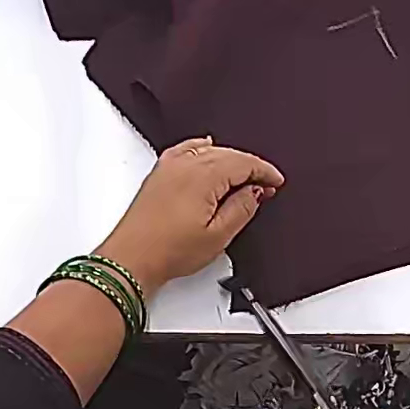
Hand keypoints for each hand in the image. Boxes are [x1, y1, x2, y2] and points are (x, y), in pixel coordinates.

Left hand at [96, 137, 284, 294]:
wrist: (132, 259)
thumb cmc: (168, 250)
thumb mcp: (218, 236)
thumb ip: (242, 208)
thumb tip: (256, 191)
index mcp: (203, 176)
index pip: (243, 163)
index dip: (265, 171)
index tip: (277, 181)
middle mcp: (185, 165)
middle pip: (228, 154)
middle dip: (251, 167)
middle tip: (266, 185)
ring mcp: (169, 166)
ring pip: (210, 151)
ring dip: (231, 161)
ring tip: (243, 179)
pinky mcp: (159, 173)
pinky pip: (188, 150)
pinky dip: (203, 149)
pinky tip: (208, 150)